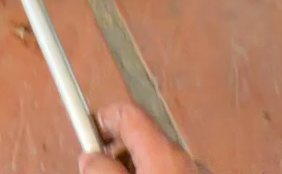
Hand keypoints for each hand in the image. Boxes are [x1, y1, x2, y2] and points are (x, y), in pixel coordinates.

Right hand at [80, 103, 202, 173]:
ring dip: (134, 167)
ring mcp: (197, 173)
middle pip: (140, 138)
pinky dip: (152, 173)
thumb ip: (101, 168)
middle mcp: (187, 159)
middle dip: (116, 149)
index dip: (101, 118)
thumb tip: (89, 157)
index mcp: (165, 152)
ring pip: (155, 160)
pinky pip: (169, 171)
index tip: (84, 132)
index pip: (126, 112)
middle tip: (101, 169)